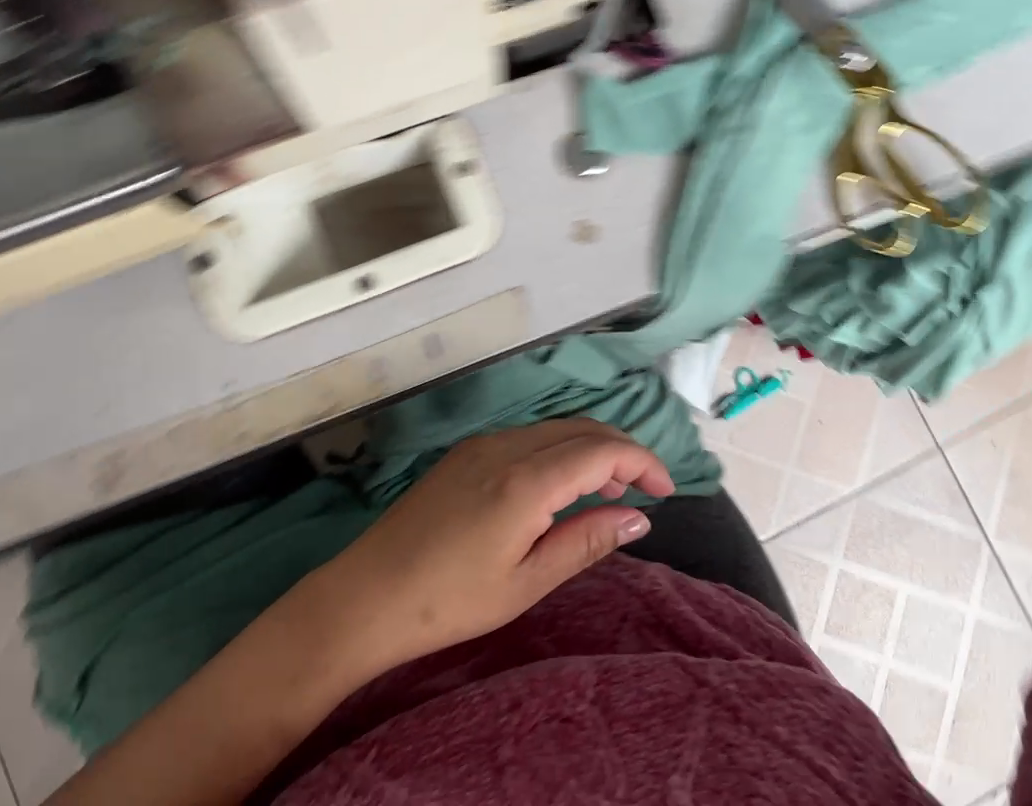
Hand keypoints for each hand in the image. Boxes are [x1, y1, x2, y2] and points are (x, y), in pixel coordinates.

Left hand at [297, 418, 674, 672]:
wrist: (365, 597)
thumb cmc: (449, 602)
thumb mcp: (527, 582)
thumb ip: (586, 542)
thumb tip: (638, 518)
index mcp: (526, 481)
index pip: (602, 451)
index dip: (642, 463)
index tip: (667, 491)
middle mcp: (505, 447)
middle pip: (582, 429)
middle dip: (622, 452)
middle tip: (643, 492)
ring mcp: (480, 446)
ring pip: (554, 429)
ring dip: (590, 450)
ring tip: (607, 494)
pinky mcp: (463, 455)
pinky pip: (527, 438)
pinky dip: (559, 452)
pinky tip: (559, 489)